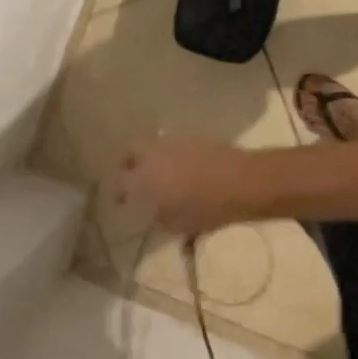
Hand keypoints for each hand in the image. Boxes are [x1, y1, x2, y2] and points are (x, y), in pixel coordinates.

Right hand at [111, 135, 261, 236]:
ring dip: (150, 156)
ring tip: (160, 173)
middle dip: (127, 163)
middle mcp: (151, 155)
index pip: (117, 182)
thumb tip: (153, 211)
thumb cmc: (205, 210)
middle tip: (135, 179)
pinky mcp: (191, 134)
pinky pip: (172, 142)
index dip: (118, 192)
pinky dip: (171, 153)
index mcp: (141, 179)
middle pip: (129, 152)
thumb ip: (157, 216)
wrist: (240, 182)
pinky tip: (182, 166)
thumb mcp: (175, 224)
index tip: (122, 201)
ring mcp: (171, 141)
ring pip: (151, 144)